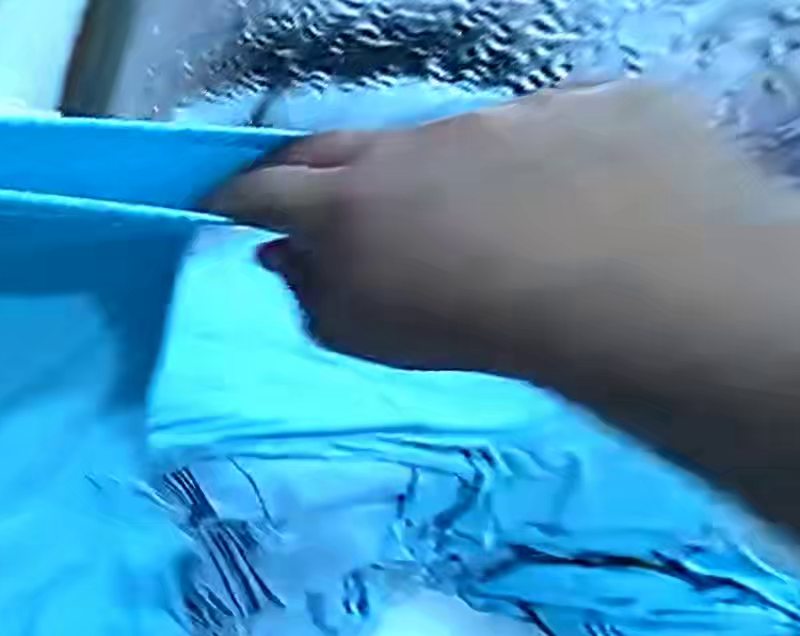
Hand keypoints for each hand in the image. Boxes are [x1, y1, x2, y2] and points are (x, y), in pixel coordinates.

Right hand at [206, 82, 798, 380]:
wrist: (624, 292)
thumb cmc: (452, 326)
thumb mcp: (346, 329)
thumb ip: (303, 285)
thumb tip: (282, 248)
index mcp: (342, 204)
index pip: (262, 189)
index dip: (231, 196)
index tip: (216, 204)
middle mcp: (408, 146)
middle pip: (329, 146)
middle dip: (299, 170)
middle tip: (297, 197)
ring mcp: (498, 116)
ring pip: (430, 141)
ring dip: (415, 174)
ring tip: (447, 218)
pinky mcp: (585, 101)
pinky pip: (525, 128)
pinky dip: (508, 161)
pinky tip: (535, 201)